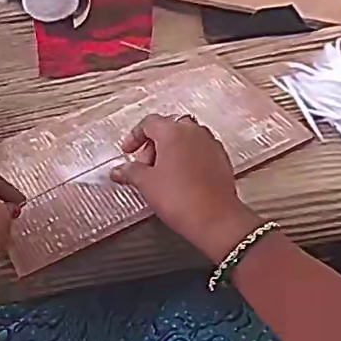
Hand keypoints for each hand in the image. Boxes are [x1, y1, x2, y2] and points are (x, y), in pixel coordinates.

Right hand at [110, 114, 262, 259]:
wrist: (214, 218)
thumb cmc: (180, 197)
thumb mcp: (146, 183)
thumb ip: (130, 171)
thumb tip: (118, 170)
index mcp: (173, 132)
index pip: (149, 123)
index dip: (134, 136)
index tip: (128, 151)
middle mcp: (194, 132)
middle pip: (168, 128)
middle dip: (153, 144)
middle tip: (143, 165)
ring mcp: (210, 144)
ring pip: (186, 138)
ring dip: (171, 150)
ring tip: (161, 173)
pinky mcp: (221, 159)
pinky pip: (200, 150)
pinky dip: (187, 158)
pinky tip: (180, 178)